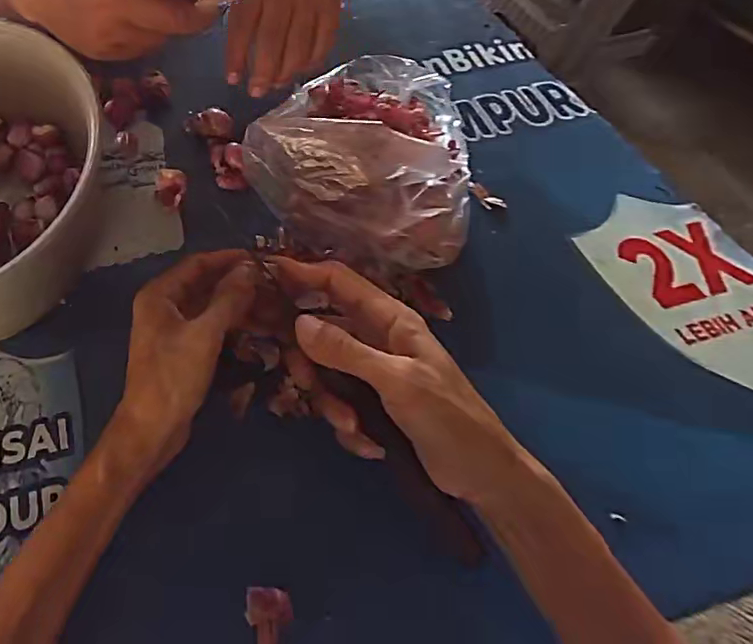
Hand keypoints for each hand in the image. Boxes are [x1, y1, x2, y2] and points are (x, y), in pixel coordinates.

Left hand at [110, 251, 257, 473]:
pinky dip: (229, 325)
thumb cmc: (173, 377)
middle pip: (203, 285)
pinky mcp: (181, 349)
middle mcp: (162, 305)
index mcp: (158, 294)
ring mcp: (170, 328)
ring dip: (236, 305)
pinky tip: (255, 328)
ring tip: (270, 305)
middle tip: (271, 283)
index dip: (227, 258)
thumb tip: (248, 269)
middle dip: (235, 283)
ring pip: (208, 307)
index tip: (259, 257)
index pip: (197, 264)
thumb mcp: (204, 335)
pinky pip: (208, 327)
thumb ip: (228, 300)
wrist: (152, 429)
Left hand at [224, 0, 341, 95]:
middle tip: (256, 92)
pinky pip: (325, 37)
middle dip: (263, 72)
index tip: (232, 79)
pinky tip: (303, 69)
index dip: (237, 57)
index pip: (243, 28)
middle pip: (272, 41)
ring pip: (298, 43)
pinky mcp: (332, 2)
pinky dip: (315, 57)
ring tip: (277, 85)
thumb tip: (207, 16)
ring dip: (287, 70)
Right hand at [267, 257, 536, 505]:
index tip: (264, 275)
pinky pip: (337, 399)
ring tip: (350, 426)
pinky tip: (365, 443)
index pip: (337, 280)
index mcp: (389, 318)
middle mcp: (375, 336)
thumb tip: (298, 322)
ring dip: (330, 400)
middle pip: (319, 327)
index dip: (301, 272)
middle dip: (309, 359)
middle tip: (305, 382)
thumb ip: (347, 351)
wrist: (488, 481)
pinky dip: (345, 422)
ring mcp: (370, 369)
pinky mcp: (369, 400)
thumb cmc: (452, 421)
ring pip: (324, 368)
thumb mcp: (398, 383)